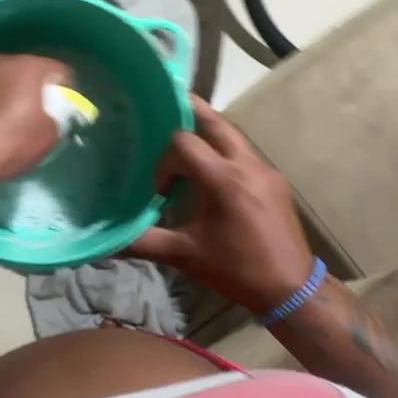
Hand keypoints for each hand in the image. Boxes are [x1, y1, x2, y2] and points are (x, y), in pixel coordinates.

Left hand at [0, 52, 72, 183]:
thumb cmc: (8, 145)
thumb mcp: (48, 137)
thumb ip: (57, 118)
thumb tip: (51, 115)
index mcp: (27, 65)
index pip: (59, 69)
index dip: (66, 89)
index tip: (66, 107)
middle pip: (25, 70)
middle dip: (32, 88)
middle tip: (36, 113)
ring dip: (5, 92)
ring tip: (6, 119)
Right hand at [127, 96, 315, 312]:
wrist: (291, 289)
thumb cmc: (236, 270)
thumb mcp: (185, 256)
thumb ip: (143, 243)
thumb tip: (105, 245)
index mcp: (223, 180)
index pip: (184, 143)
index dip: (165, 162)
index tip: (161, 192)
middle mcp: (247, 165)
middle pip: (216, 122)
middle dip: (191, 114)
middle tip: (168, 108)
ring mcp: (266, 171)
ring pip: (234, 137)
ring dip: (209, 135)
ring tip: (187, 144)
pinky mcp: (276, 182)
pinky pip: (246, 155)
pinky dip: (226, 154)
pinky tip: (214, 176)